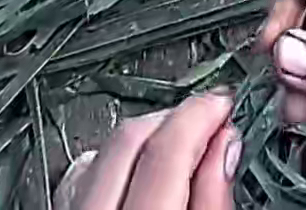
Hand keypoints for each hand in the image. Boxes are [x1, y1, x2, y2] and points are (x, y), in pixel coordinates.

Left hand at [56, 92, 240, 209]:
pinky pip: (78, 175)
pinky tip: (136, 171)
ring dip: (146, 135)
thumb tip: (226, 144)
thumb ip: (213, 203)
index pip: (165, 152)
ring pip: (101, 148)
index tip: (227, 104)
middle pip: (130, 138)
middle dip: (176, 118)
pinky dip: (111, 159)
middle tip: (212, 120)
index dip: (203, 116)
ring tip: (181, 147)